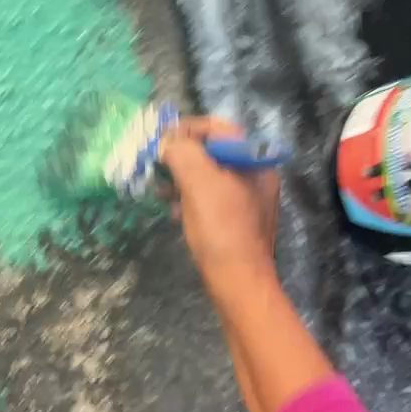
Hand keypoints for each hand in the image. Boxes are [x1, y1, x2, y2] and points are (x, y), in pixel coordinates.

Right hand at [157, 116, 280, 285]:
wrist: (238, 283)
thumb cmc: (221, 230)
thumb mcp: (198, 183)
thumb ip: (182, 152)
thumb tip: (167, 142)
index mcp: (253, 160)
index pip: (217, 128)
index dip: (185, 129)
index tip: (158, 142)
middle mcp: (254, 175)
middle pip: (211, 151)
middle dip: (180, 156)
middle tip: (156, 168)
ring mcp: (247, 200)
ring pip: (207, 176)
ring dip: (181, 179)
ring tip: (161, 192)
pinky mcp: (236, 221)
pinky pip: (209, 198)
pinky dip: (189, 199)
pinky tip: (176, 212)